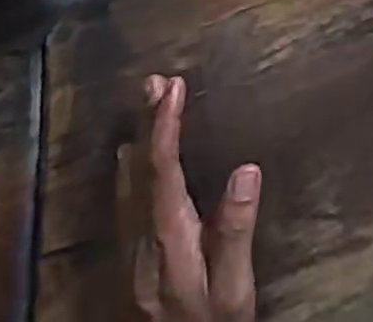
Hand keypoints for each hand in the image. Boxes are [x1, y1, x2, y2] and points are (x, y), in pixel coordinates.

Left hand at [116, 74, 262, 321]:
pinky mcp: (130, 261)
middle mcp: (142, 242)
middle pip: (140, 172)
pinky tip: (131, 157)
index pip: (163, 172)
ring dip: (139, 138)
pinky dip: (131, 167)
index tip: (174, 88)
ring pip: (128, 183)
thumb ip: (237, 233)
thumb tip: (246, 169)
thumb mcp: (235, 292)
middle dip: (149, 122)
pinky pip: (126, 199)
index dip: (166, 127)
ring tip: (148, 102)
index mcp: (169, 242)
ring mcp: (131, 252)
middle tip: (156, 81)